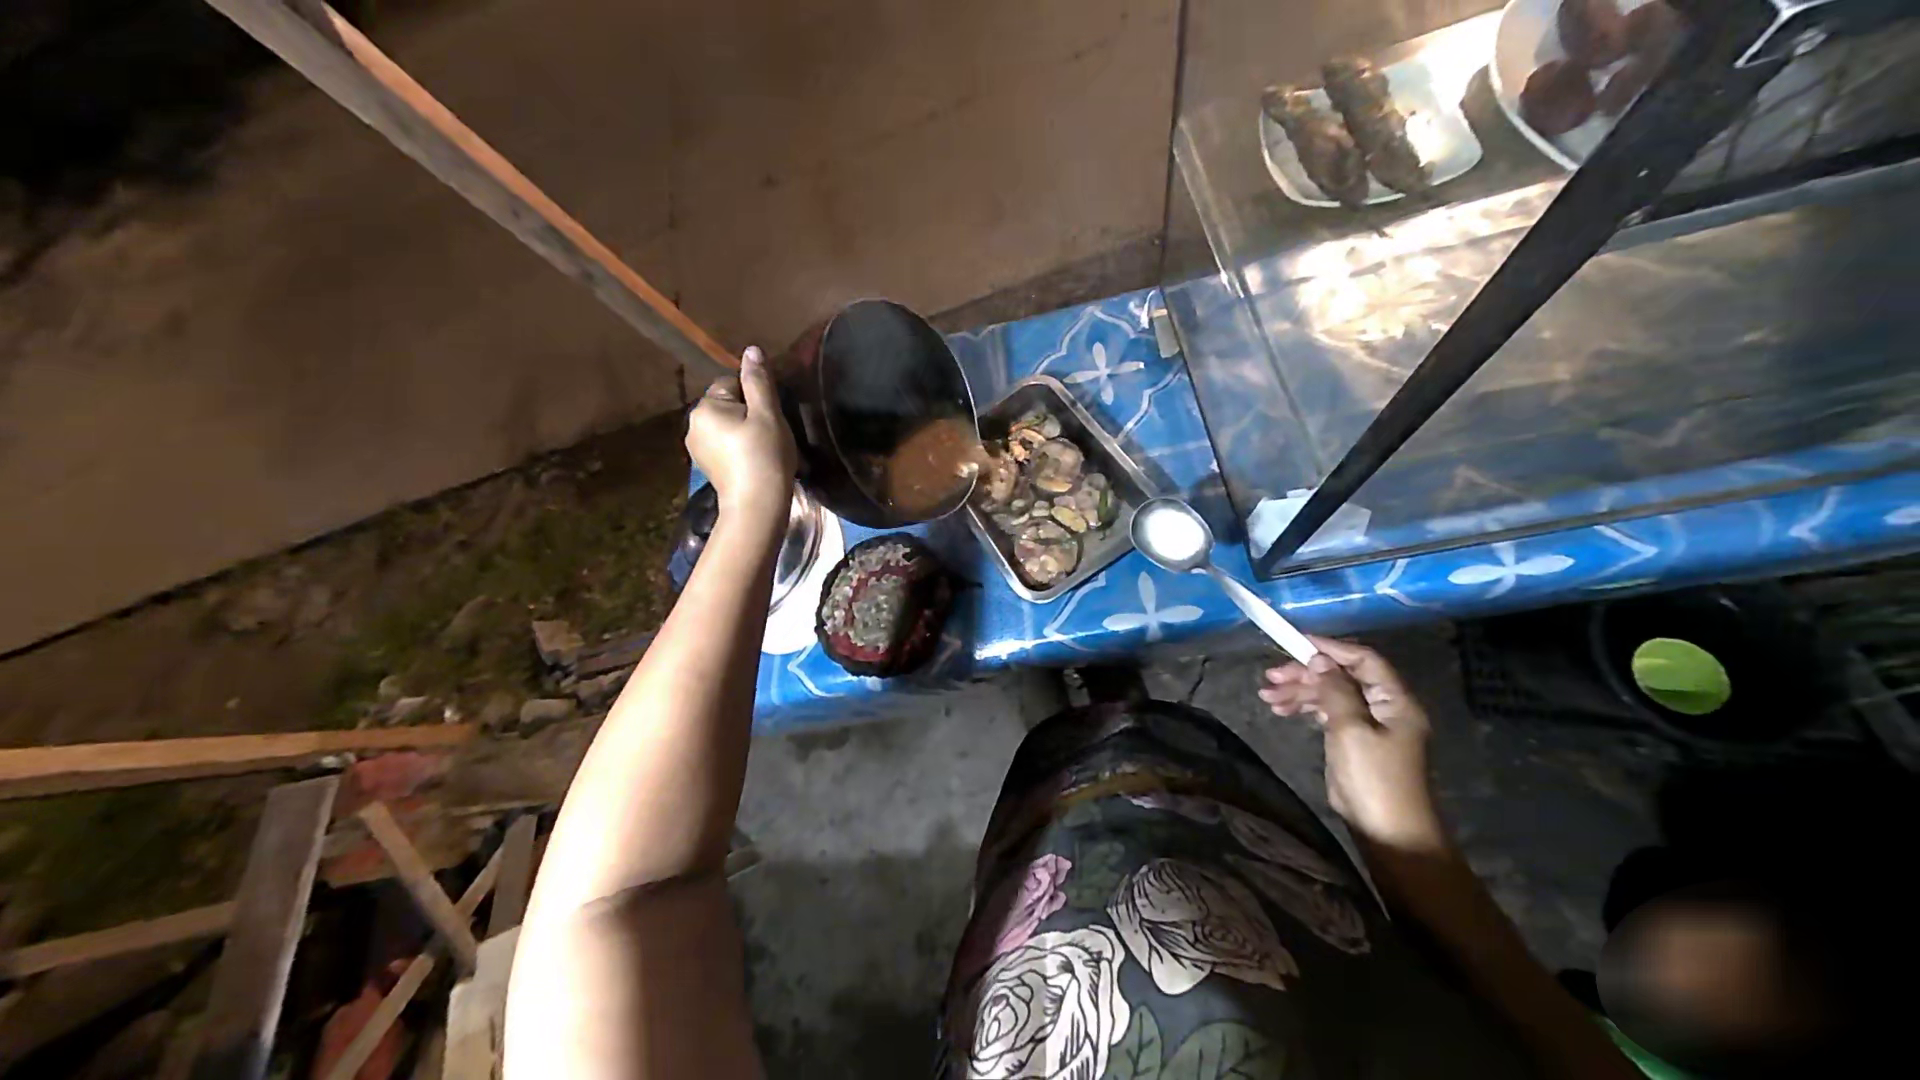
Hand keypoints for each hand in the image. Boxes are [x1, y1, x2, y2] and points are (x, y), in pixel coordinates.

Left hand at [686, 346, 797, 521]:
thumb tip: (752, 349)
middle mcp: (693, 423)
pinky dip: (737, 448)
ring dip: (742, 431)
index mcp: (706, 406)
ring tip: (763, 450)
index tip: (770, 418)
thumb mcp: (768, 414)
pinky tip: (752, 462)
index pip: (732, 383)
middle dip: (748, 414)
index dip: (755, 397)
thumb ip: (758, 381)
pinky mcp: (704, 465)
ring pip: (726, 425)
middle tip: (770, 435)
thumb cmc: (765, 456)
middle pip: (727, 404)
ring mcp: (695, 446)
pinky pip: (722, 444)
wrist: (756, 505)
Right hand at [1259, 637, 1447, 851]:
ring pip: (1331, 695)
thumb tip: (1319, 660)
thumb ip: (1335, 690)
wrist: (1388, 832)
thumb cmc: (1373, 778)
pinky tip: (1282, 710)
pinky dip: (1305, 708)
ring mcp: (1370, 726)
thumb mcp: (1351, 729)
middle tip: (1270, 677)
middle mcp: (1385, 708)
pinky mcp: (1355, 742)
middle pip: (1342, 677)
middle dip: (1306, 673)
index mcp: (1395, 700)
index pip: (1363, 660)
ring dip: (1300, 692)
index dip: (1329, 648)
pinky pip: (1328, 713)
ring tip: (1267, 697)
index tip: (1294, 644)